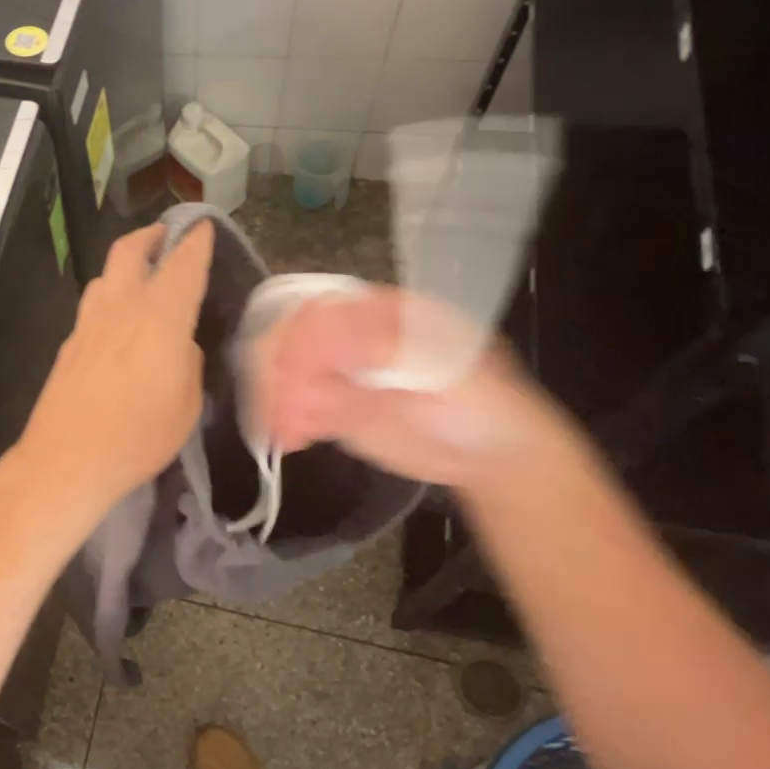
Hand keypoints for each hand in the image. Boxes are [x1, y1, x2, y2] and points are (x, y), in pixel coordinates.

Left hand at [14, 221, 213, 513]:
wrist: (67, 459)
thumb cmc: (137, 435)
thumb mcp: (186, 403)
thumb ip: (188, 361)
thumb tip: (179, 344)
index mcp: (159, 315)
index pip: (182, 262)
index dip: (196, 241)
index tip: (203, 228)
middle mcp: (119, 307)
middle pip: (129, 250)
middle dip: (151, 236)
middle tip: (166, 237)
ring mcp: (86, 324)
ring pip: (104, 276)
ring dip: (124, 267)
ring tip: (141, 278)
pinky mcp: (67, 346)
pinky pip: (91, 307)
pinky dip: (108, 299)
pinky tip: (117, 323)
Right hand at [251, 286, 569, 490]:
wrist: (494, 456)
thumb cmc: (483, 403)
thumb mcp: (443, 370)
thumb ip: (386, 353)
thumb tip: (330, 345)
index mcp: (380, 313)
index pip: (321, 312)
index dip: (300, 339)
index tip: (294, 372)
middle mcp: (351, 339)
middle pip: (292, 341)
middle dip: (278, 372)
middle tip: (280, 407)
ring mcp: (340, 375)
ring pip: (285, 375)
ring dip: (275, 400)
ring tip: (288, 432)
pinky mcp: (333, 411)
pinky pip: (294, 409)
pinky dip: (283, 422)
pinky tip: (291, 440)